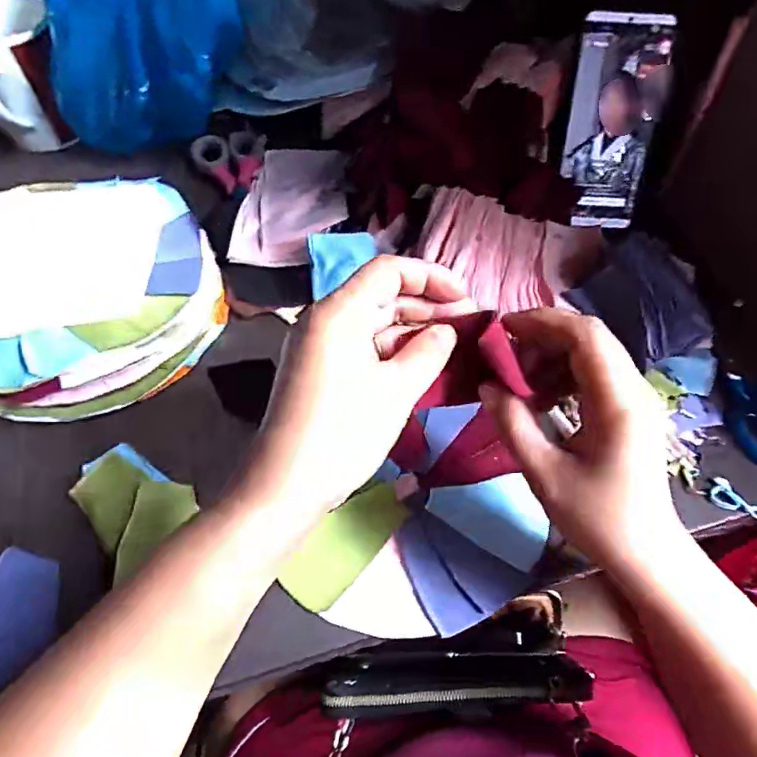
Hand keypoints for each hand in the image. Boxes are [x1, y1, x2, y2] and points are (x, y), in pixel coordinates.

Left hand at [237, 257, 476, 516]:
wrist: (286, 486)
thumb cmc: (344, 434)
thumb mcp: (397, 390)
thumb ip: (429, 351)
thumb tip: (447, 331)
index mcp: (338, 312)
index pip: (389, 270)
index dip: (432, 277)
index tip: (466, 299)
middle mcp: (324, 319)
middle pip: (382, 294)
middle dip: (428, 305)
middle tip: (470, 325)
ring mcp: (320, 346)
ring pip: (374, 322)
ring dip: (415, 329)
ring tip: (455, 345)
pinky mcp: (321, 370)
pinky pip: (364, 345)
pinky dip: (395, 350)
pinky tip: (425, 364)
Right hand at [481, 309, 689, 578]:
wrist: (645, 552)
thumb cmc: (597, 519)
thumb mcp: (545, 475)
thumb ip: (513, 424)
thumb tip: (488, 385)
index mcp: (619, 402)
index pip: (585, 335)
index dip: (542, 322)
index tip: (502, 330)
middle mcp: (635, 390)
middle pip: (591, 338)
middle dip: (544, 337)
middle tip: (505, 357)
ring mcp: (639, 399)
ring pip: (595, 353)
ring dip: (555, 356)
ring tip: (520, 381)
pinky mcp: (634, 410)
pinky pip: (599, 375)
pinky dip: (568, 375)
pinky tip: (543, 398)